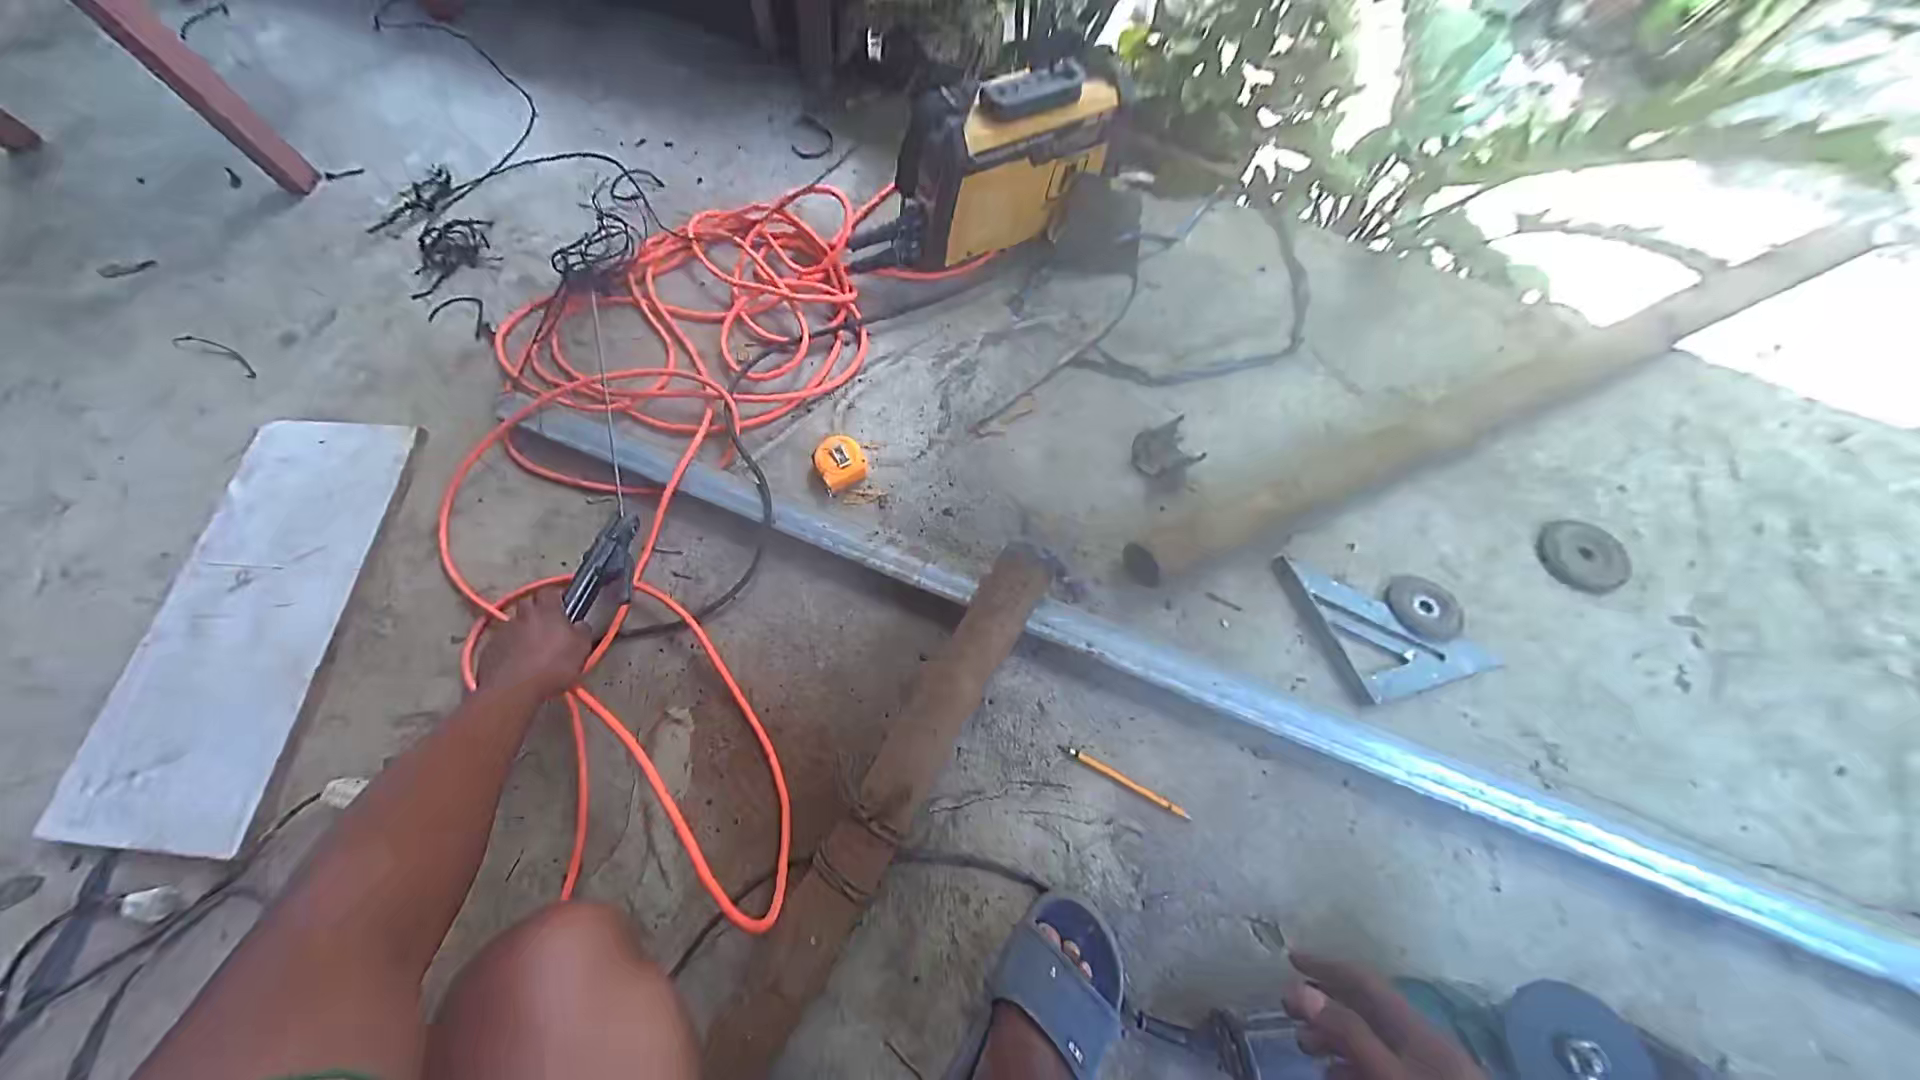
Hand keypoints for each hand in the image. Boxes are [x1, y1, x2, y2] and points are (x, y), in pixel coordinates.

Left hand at [476, 587, 595, 697]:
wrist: (513, 690)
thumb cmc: (554, 666)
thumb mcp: (582, 648)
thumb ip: (582, 630)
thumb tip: (579, 625)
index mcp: (547, 611)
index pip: (550, 592)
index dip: (558, 597)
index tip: (565, 606)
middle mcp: (522, 616)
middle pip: (528, 603)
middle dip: (537, 610)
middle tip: (549, 626)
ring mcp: (502, 632)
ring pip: (515, 623)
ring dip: (524, 630)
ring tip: (533, 648)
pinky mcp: (488, 649)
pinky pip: (502, 642)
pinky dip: (510, 647)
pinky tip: (518, 662)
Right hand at [1282, 953, 1487, 1079]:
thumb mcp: (1388, 1077)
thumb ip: (1347, 1033)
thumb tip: (1300, 989)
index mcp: (1414, 1029)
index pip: (1363, 980)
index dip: (1325, 965)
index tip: (1290, 959)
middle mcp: (1421, 1043)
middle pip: (1365, 1008)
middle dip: (1324, 1004)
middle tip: (1289, 1011)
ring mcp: (1427, 1072)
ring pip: (1372, 1039)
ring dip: (1334, 1037)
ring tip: (1307, 1051)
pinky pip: (1382, 1067)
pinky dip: (1352, 1066)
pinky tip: (1334, 1078)